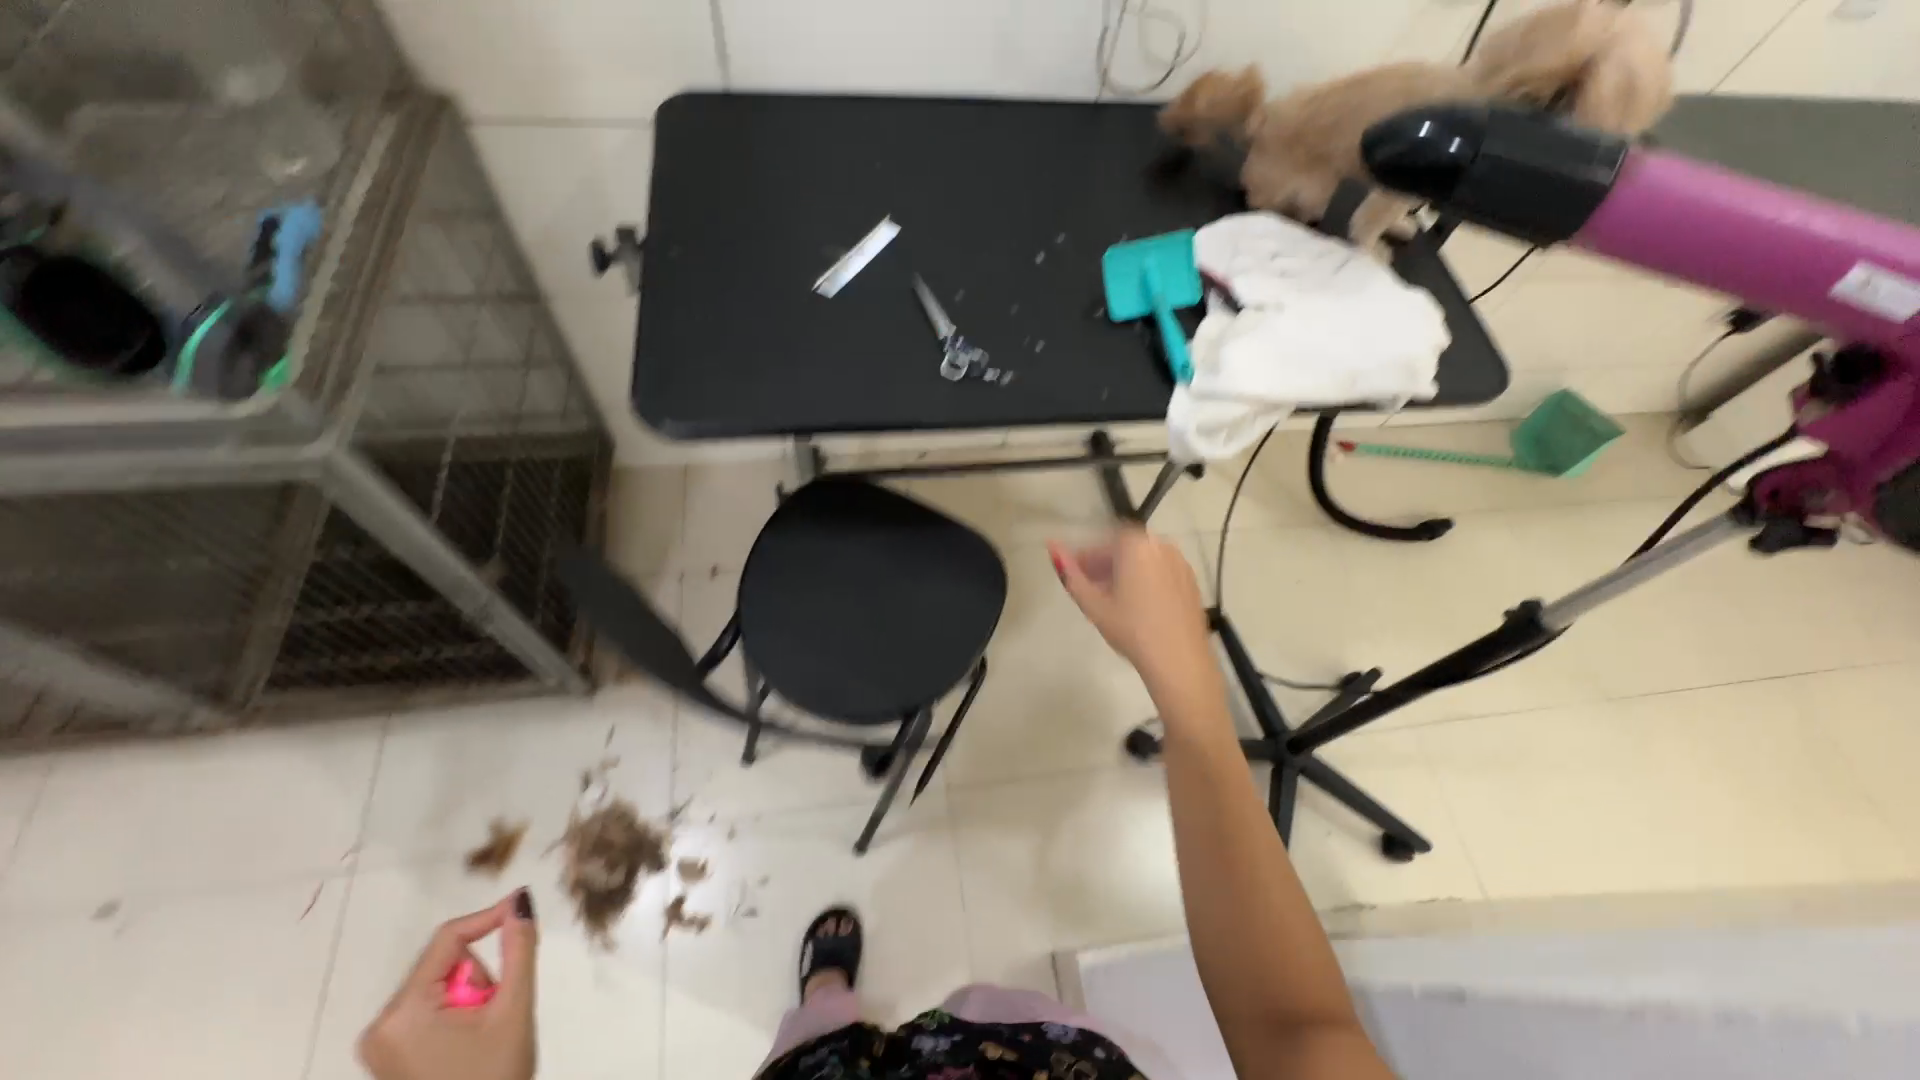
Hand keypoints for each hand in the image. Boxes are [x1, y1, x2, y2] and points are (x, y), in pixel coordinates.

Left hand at [359, 890, 538, 1079]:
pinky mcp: (388, 1055)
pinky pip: (428, 1009)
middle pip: (443, 964)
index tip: (524, 909)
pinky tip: (470, 1039)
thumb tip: (520, 901)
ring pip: (439, 985)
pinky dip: (457, 1011)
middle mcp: (380, 1023)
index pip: (447, 939)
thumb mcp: (513, 1009)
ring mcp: (381, 1042)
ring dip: (470, 994)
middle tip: (497, 1009)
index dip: (488, 917)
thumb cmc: (494, 1076)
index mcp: (402, 1012)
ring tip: (485, 1030)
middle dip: (479, 976)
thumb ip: (519, 949)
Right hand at [1050, 530, 1221, 710]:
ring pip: (1143, 561)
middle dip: (1105, 566)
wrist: (1179, 659)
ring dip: (1125, 574)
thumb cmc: (1131, 628)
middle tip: (1091, 592)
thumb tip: (1052, 545)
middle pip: (1124, 549)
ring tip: (1113, 603)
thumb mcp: (1093, 604)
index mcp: (1135, 544)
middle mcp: (1160, 545)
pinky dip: (1145, 581)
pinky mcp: (1191, 581)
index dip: (1085, 558)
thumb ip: (1069, 572)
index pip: (1102, 541)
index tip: (1076, 578)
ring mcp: (1180, 562)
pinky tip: (1138, 609)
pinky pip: (1160, 572)